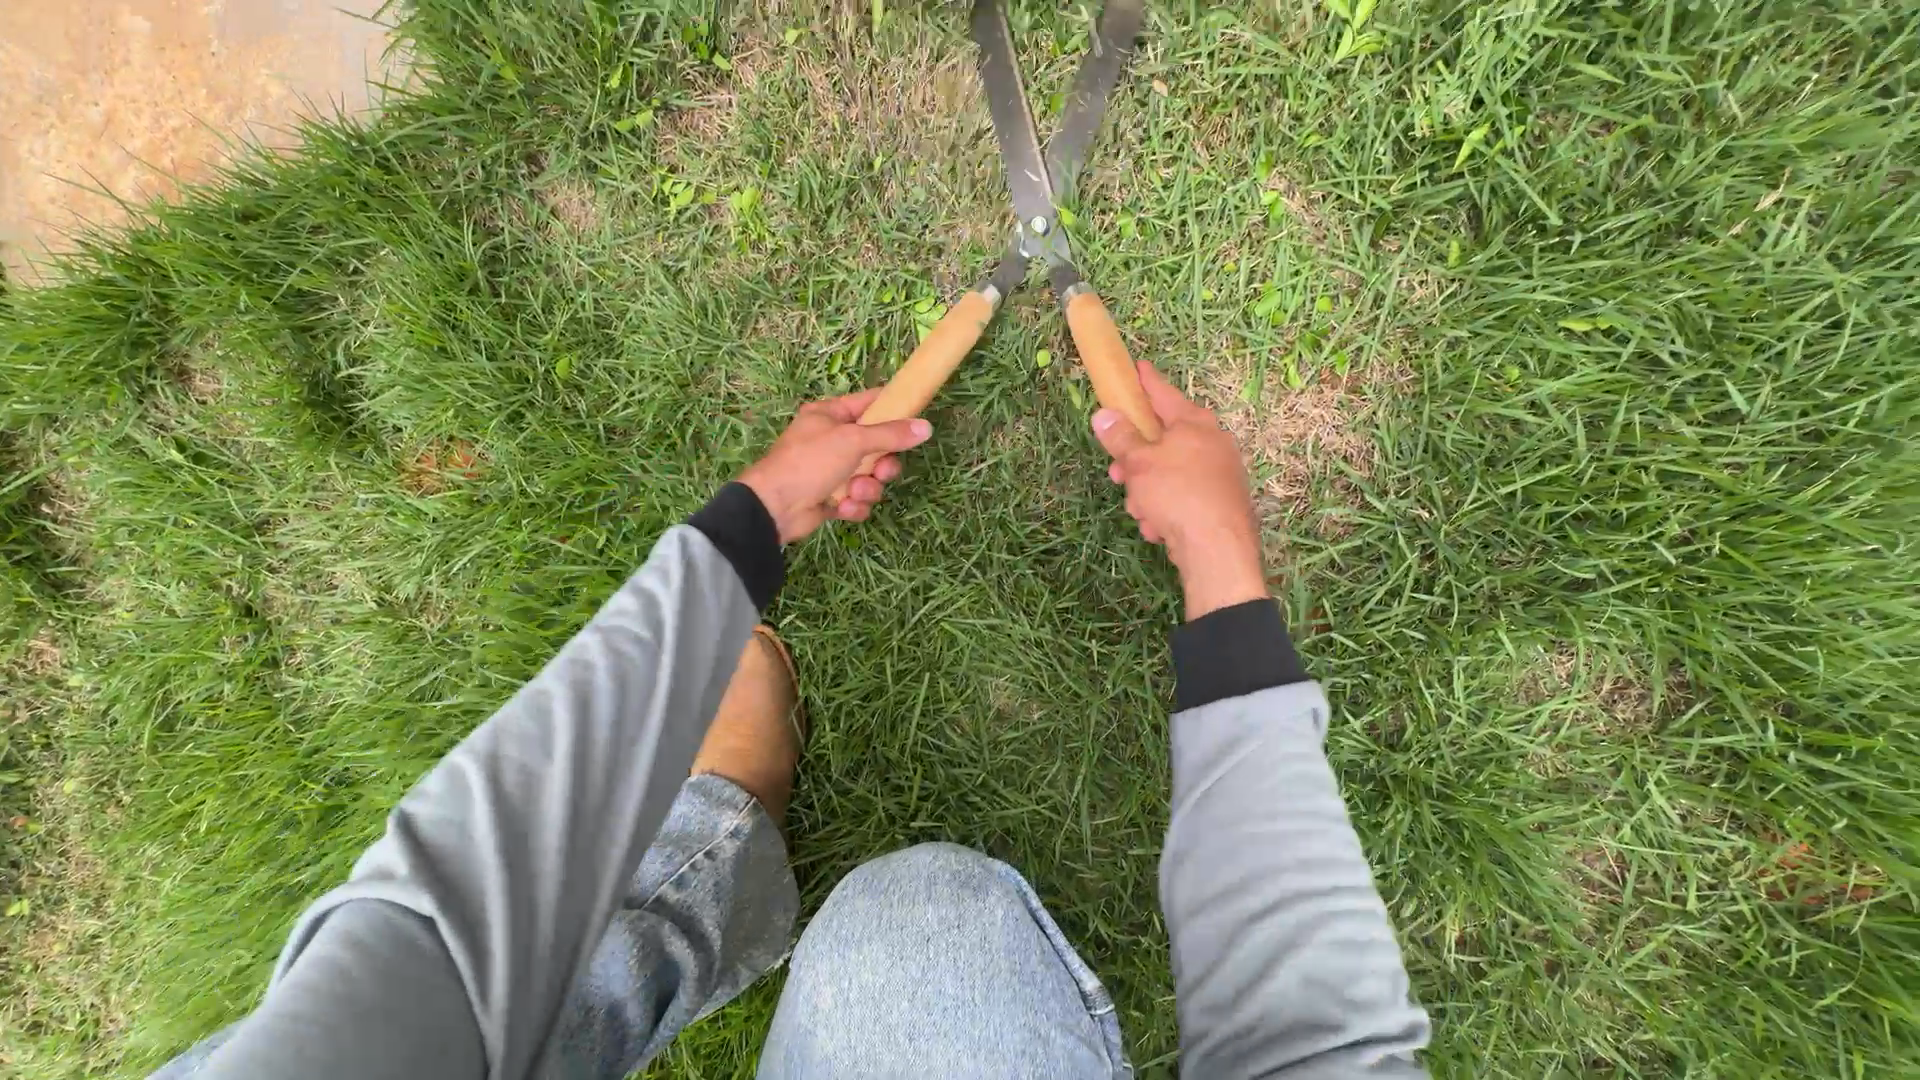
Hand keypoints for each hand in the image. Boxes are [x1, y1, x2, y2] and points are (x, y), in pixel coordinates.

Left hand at [739, 388, 933, 543]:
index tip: (917, 416)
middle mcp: (831, 440)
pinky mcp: (831, 498)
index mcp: (830, 415)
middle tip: (881, 471)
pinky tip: (842, 509)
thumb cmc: (810, 462)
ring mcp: (831, 471)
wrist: (775, 507)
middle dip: (882, 465)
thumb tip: (926, 427)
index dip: (894, 408)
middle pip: (876, 447)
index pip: (870, 403)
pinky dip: (853, 505)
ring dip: (867, 488)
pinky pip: (857, 499)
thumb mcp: (853, 441)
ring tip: (853, 493)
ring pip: (869, 477)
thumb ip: (891, 434)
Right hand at [1092, 362, 1266, 619]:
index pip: (1163, 393)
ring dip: (1147, 490)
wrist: (1217, 546)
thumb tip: (1104, 414)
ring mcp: (1218, 472)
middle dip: (1135, 459)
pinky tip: (1159, 527)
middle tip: (1118, 474)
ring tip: (1141, 510)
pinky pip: (1181, 497)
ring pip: (1168, 473)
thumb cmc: (1177, 493)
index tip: (1136, 367)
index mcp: (1194, 423)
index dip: (1144, 381)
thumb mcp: (1139, 462)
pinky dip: (1165, 508)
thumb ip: (1120, 438)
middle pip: (1162, 439)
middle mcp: (1211, 442)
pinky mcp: (1219, 501)